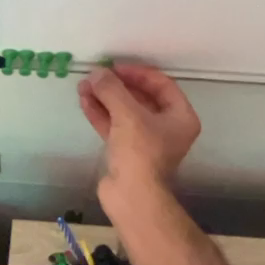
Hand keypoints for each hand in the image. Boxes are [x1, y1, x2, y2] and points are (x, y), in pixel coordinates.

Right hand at [78, 63, 201, 193]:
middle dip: (116, 87)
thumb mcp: (128, 115)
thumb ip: (112, 90)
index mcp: (180, 117)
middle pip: (140, 98)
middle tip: (95, 77)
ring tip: (84, 87)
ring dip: (105, 99)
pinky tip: (85, 102)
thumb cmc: (140, 153)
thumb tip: (97, 73)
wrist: (131, 196)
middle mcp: (166, 127)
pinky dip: (101, 114)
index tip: (114, 68)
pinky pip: (115, 127)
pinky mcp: (127, 152)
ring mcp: (145, 141)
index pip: (160, 84)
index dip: (137, 73)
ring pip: (124, 112)